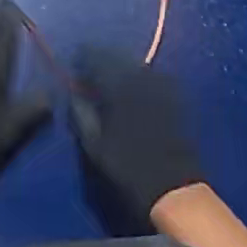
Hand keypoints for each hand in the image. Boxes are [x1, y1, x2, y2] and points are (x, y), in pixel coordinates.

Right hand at [71, 48, 203, 219]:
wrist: (173, 189)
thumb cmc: (127, 166)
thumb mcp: (93, 142)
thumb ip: (80, 112)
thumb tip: (72, 92)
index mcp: (118, 86)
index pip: (95, 57)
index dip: (81, 58)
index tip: (72, 66)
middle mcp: (140, 80)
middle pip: (116, 56)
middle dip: (100, 61)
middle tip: (88, 74)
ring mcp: (161, 89)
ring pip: (135, 66)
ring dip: (119, 69)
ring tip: (108, 82)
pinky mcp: (174, 101)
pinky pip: (151, 79)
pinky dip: (138, 80)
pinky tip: (131, 92)